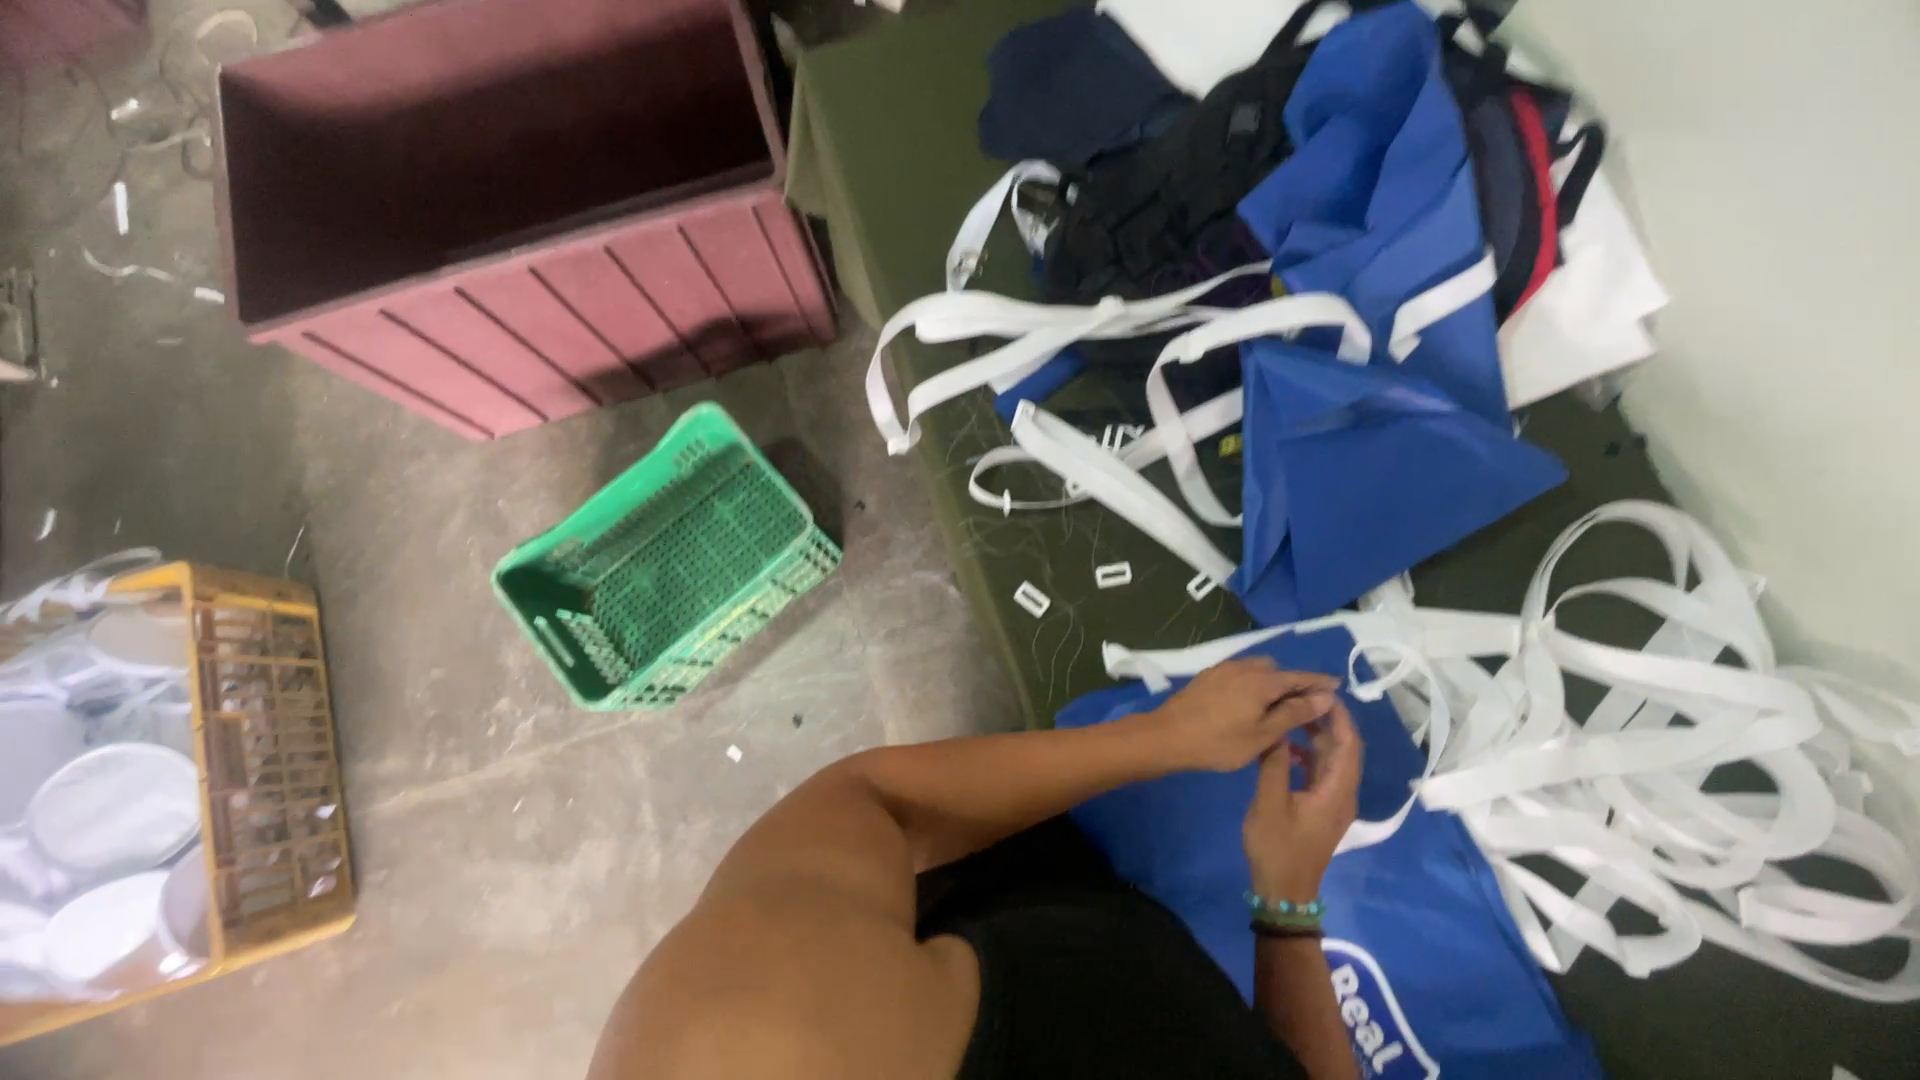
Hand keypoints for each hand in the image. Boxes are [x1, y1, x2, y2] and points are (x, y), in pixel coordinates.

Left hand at [1142, 658, 1340, 772]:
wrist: (1166, 736)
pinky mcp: (1207, 677)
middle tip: (1303, 706)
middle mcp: (1243, 668)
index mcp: (1261, 681)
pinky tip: (1248, 704)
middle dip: (1292, 683)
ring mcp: (1222, 670)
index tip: (1336, 686)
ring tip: (1276, 707)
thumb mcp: (1263, 735)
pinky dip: (1251, 684)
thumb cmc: (1218, 742)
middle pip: (1277, 670)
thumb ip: (1294, 713)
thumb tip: (1324, 696)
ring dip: (1270, 683)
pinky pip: (1239, 674)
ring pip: (1256, 670)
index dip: (1319, 682)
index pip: (1299, 677)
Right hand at [1242, 700, 1362, 902]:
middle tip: (1301, 696)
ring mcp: (1332, 803)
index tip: (1319, 691)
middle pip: (1343, 750)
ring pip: (1332, 761)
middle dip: (1327, 721)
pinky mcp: (1320, 809)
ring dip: (1317, 737)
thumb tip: (1276, 727)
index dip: (1339, 716)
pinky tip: (1287, 747)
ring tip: (1291, 714)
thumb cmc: (1278, 846)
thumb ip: (1274, 762)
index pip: (1348, 744)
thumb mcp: (1269, 801)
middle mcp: (1342, 794)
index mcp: (1337, 791)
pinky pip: (1321, 773)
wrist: (1283, 890)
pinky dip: (1309, 755)